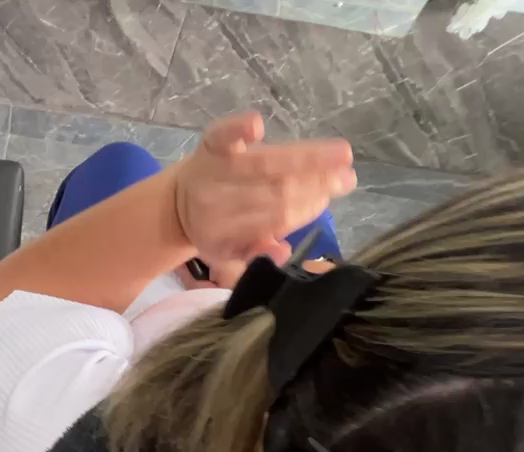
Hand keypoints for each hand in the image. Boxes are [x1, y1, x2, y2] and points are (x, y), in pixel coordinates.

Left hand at [171, 112, 355, 285]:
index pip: (275, 218)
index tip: (335, 196)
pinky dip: (239, 128)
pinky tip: (257, 127)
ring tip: (338, 158)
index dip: (306, 207)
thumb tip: (283, 252)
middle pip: (276, 189)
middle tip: (346, 178)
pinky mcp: (209, 145)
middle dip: (315, 182)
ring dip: (304, 160)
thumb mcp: (230, 250)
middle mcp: (221, 197)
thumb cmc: (216, 229)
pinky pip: (223, 135)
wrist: (177, 207)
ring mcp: (216, 171)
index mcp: (225, 230)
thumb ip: (254, 251)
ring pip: (263, 164)